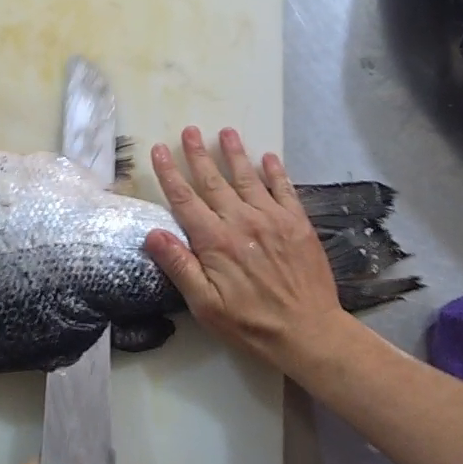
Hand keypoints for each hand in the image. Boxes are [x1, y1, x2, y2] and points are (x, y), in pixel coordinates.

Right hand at [142, 126, 347, 369]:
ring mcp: (272, 219)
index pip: (184, 200)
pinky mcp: (297, 223)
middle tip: (189, 130)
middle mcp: (241, 221)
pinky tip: (268, 157)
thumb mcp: (206, 305)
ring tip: (226, 131)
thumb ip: (180, 266)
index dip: (169, 173)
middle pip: (213, 181)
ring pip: (248, 178)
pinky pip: (284, 189)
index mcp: (215, 241)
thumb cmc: (251, 325)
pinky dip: (275, 171)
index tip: (159, 150)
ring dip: (235, 153)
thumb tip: (153, 234)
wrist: (309, 333)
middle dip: (198, 154)